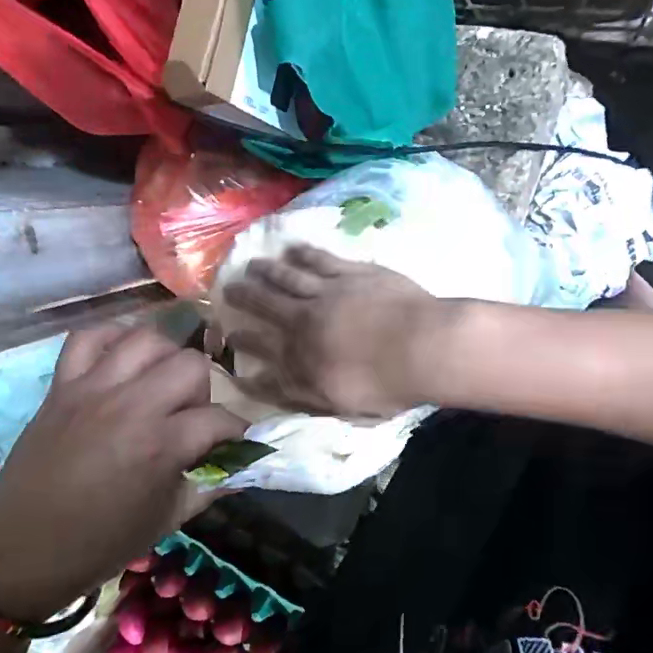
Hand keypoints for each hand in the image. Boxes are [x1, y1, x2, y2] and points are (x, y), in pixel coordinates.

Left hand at [0, 326, 246, 621]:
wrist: (20, 550)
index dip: (236, 432)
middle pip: (190, 364)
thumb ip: (211, 485)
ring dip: (164, 359)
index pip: (219, 419)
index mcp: (159, 446)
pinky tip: (121, 361)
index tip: (235, 442)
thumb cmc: (98, 544)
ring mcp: (91, 389)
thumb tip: (244, 463)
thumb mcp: (167, 521)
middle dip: (203, 390)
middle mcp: (130, 405)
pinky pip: (89, 337)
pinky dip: (111, 340)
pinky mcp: (61, 385)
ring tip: (159, 385)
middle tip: (190, 416)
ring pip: (146, 339)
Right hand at [221, 246, 449, 418]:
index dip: (244, 342)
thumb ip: (299, 394)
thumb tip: (264, 385)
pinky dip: (302, 254)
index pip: (263, 348)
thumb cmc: (385, 386)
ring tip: (252, 264)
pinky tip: (292, 248)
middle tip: (230, 288)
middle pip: (267, 304)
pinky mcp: (351, 273)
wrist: (422, 347)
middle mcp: (304, 321)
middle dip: (245, 296)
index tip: (231, 335)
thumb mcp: (337, 404)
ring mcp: (327, 292)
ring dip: (267, 271)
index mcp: (301, 357)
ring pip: (287, 277)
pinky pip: (319, 259)